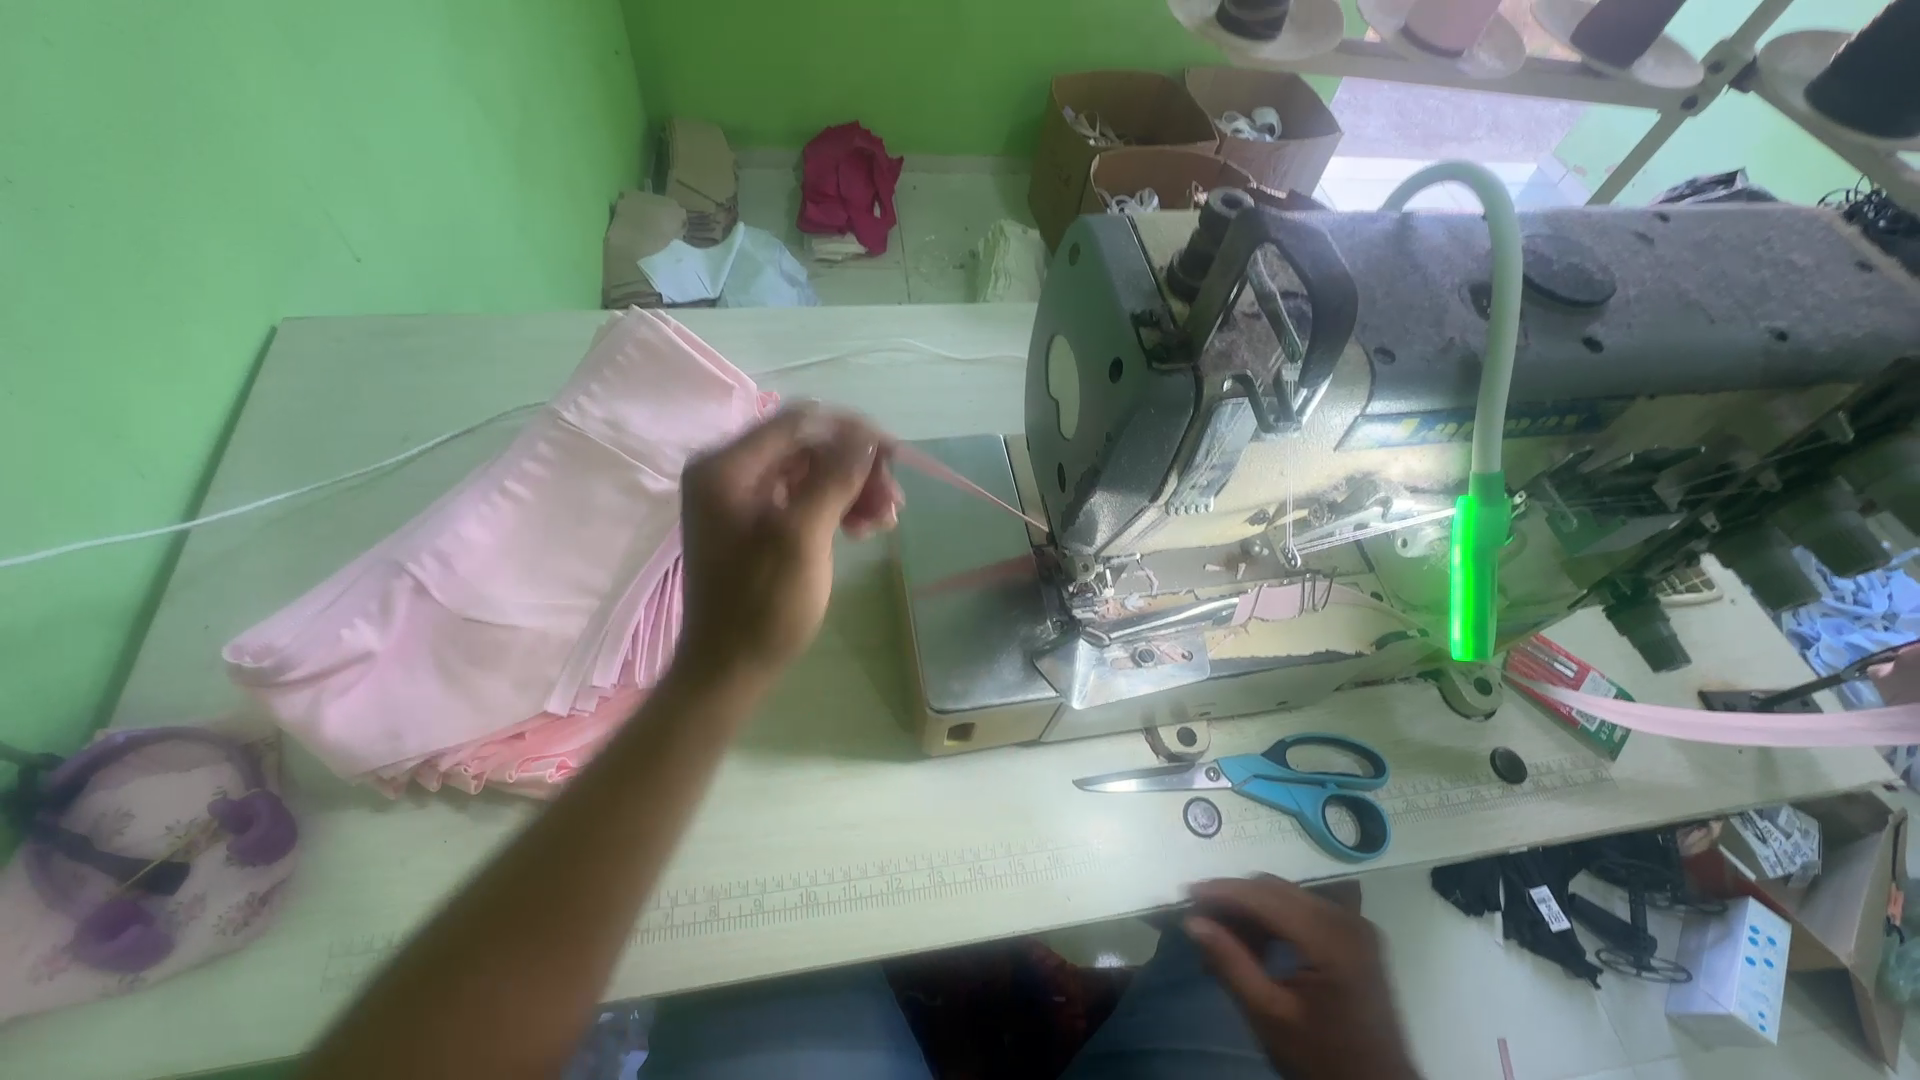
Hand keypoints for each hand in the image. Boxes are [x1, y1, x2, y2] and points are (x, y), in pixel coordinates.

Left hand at [678, 404, 900, 676]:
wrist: (729, 668)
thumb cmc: (762, 605)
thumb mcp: (802, 536)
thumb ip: (833, 478)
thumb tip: (865, 435)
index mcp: (726, 466)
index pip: (799, 422)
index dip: (851, 432)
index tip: (896, 457)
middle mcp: (729, 471)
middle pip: (807, 445)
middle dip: (856, 467)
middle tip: (893, 500)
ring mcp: (742, 498)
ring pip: (811, 472)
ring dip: (853, 488)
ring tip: (885, 521)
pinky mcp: (757, 522)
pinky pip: (804, 497)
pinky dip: (836, 507)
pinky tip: (864, 530)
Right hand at [1185, 876, 1420, 1079]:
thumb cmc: (1323, 1060)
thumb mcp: (1268, 1016)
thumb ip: (1230, 963)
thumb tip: (1193, 921)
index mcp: (1330, 939)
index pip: (1264, 897)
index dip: (1222, 891)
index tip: (1185, 894)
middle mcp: (1346, 920)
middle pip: (1275, 890)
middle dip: (1234, 899)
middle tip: (1199, 920)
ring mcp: (1354, 925)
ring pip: (1287, 896)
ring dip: (1251, 910)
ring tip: (1221, 938)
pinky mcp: (1354, 936)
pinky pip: (1303, 910)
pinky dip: (1274, 920)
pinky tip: (1254, 945)